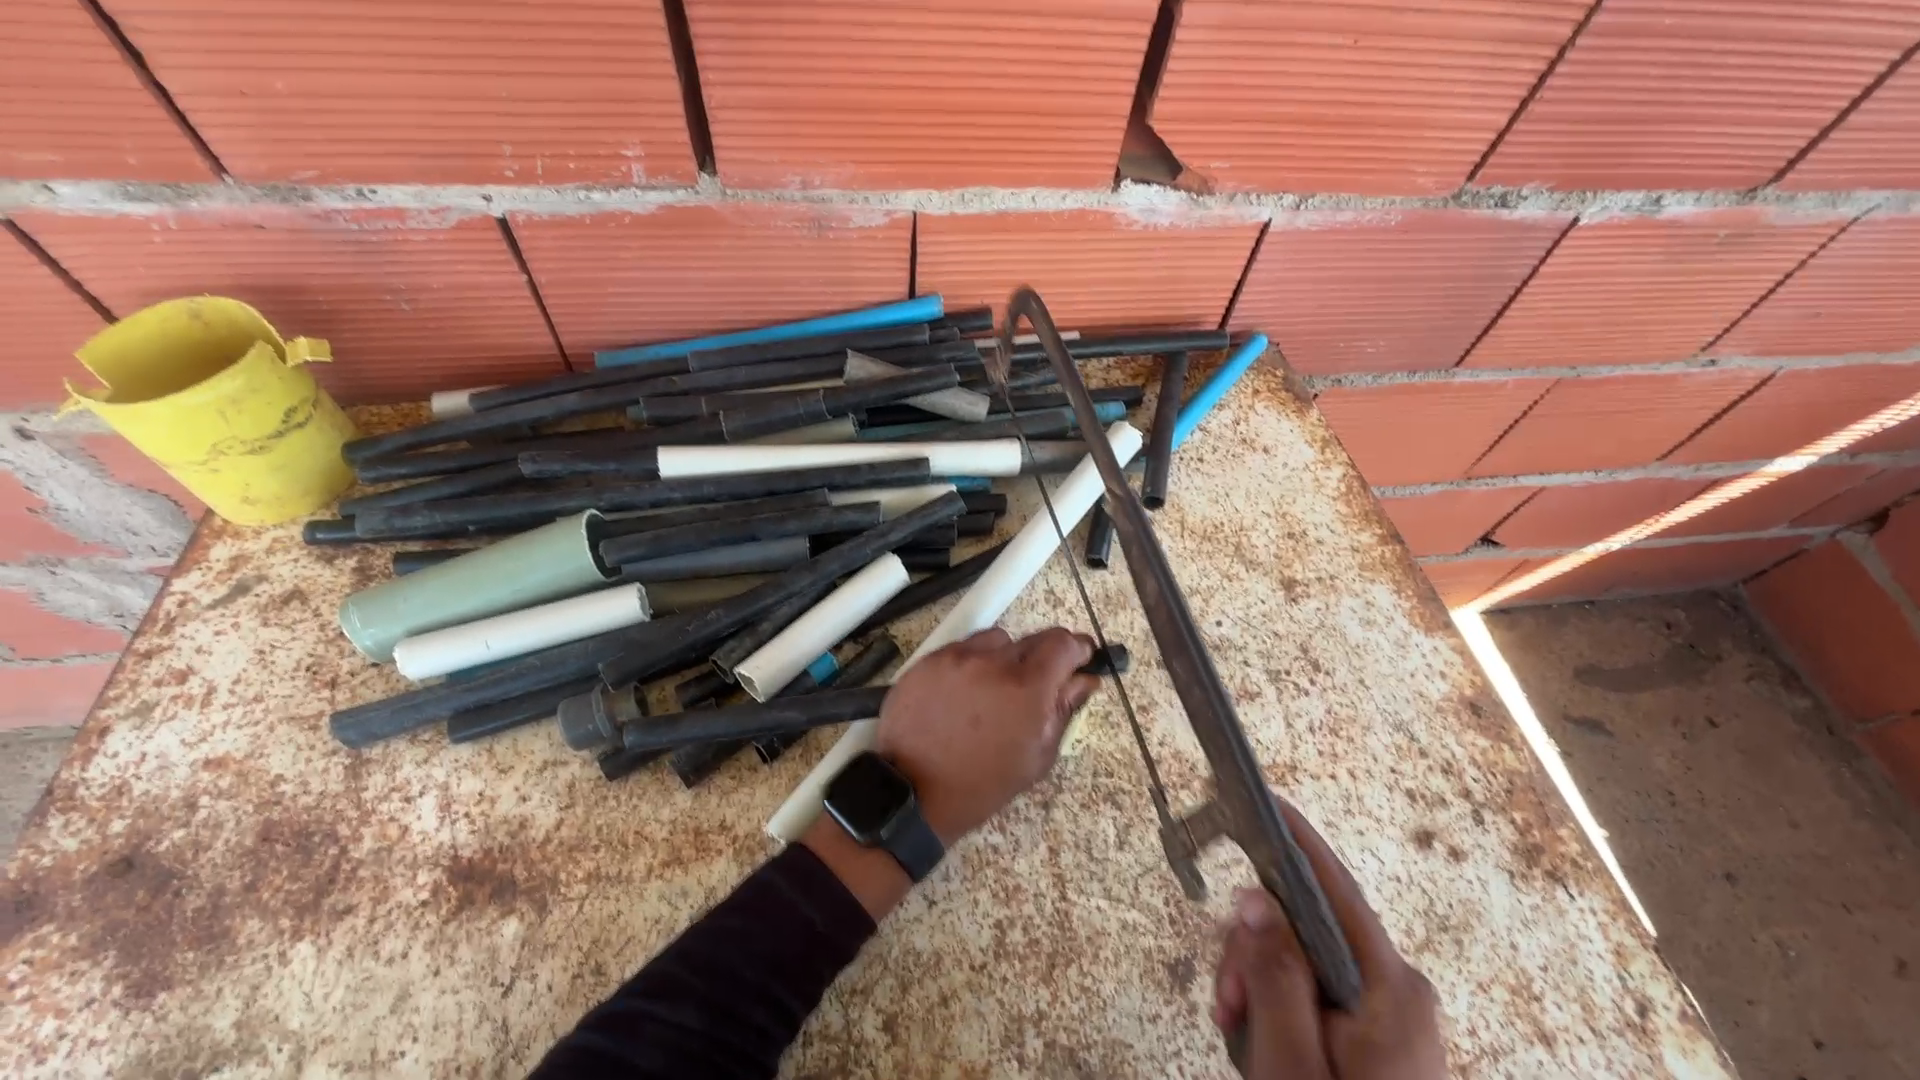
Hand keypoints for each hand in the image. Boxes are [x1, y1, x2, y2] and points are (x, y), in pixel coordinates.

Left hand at [875, 626, 1098, 843]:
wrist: (913, 791)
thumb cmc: (982, 785)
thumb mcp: (1037, 756)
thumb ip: (1064, 710)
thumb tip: (1085, 680)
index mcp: (1026, 688)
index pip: (1064, 644)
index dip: (1078, 648)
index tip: (1081, 658)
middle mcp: (992, 662)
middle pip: (1033, 639)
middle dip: (1044, 657)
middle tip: (1038, 683)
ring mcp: (956, 658)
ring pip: (996, 640)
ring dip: (1005, 658)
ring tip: (995, 690)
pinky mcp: (928, 661)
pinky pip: (961, 649)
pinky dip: (971, 663)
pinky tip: (964, 693)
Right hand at [1213, 801, 1447, 1079]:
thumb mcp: (1291, 1067)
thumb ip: (1273, 978)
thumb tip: (1256, 898)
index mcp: (1389, 986)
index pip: (1334, 889)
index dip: (1296, 841)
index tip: (1261, 800)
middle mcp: (1395, 988)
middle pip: (1305, 928)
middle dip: (1253, 953)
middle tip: (1225, 1007)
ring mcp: (1388, 1014)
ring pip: (1300, 962)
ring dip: (1259, 987)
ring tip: (1242, 1041)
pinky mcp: (1375, 1037)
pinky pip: (1312, 994)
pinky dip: (1277, 1008)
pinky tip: (1261, 1046)